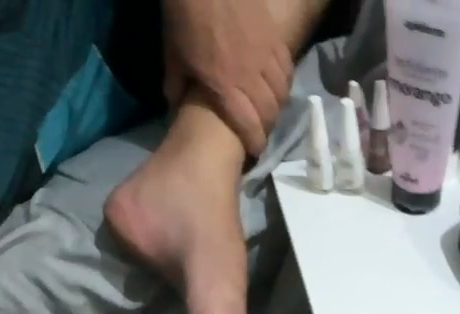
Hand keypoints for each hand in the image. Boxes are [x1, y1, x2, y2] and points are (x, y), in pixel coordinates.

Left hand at [161, 0, 292, 156]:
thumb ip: (177, 83)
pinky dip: (283, 82)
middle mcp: (252, 77)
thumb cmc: (185, 16)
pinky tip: (276, 84)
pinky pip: (286, 70)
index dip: (254, 143)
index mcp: (226, 86)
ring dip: (276, 106)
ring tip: (269, 110)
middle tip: (260, 132)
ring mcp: (267, 57)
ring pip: (282, 93)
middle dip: (266, 127)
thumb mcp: (173, 52)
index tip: (253, 151)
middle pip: (269, 113)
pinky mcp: (275, 39)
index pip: (249, 126)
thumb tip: (176, 105)